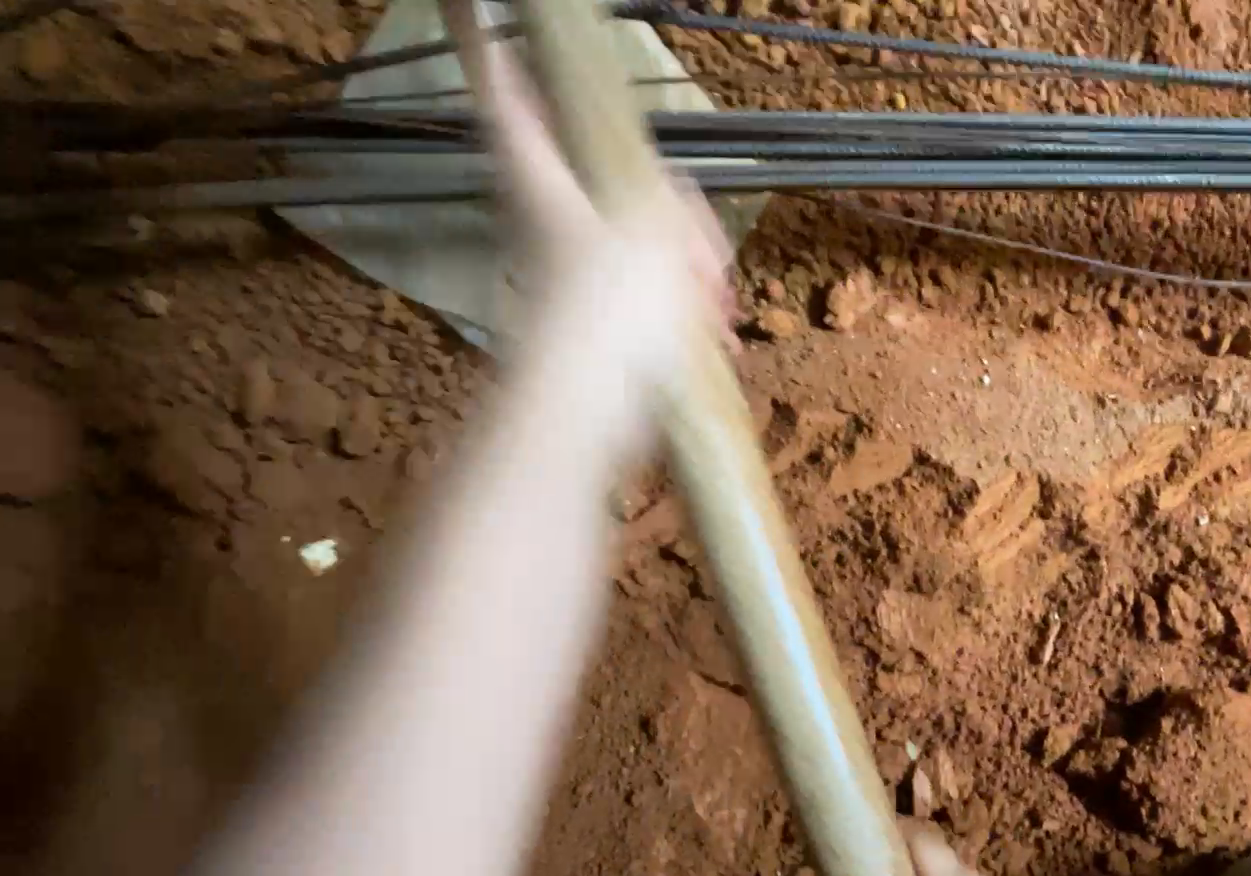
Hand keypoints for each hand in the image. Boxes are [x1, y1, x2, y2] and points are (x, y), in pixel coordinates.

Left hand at [474, 42, 732, 449]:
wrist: (592, 412)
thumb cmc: (610, 316)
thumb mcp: (656, 235)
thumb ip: (666, 201)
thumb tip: (668, 196)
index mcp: (543, 183)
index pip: (511, 97)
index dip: (495, 49)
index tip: (486, 12)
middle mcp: (553, 220)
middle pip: (613, 183)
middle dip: (673, 215)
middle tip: (705, 255)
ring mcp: (579, 273)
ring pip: (644, 245)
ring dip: (692, 272)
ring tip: (716, 306)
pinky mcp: (603, 320)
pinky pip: (652, 296)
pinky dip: (685, 311)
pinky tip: (713, 337)